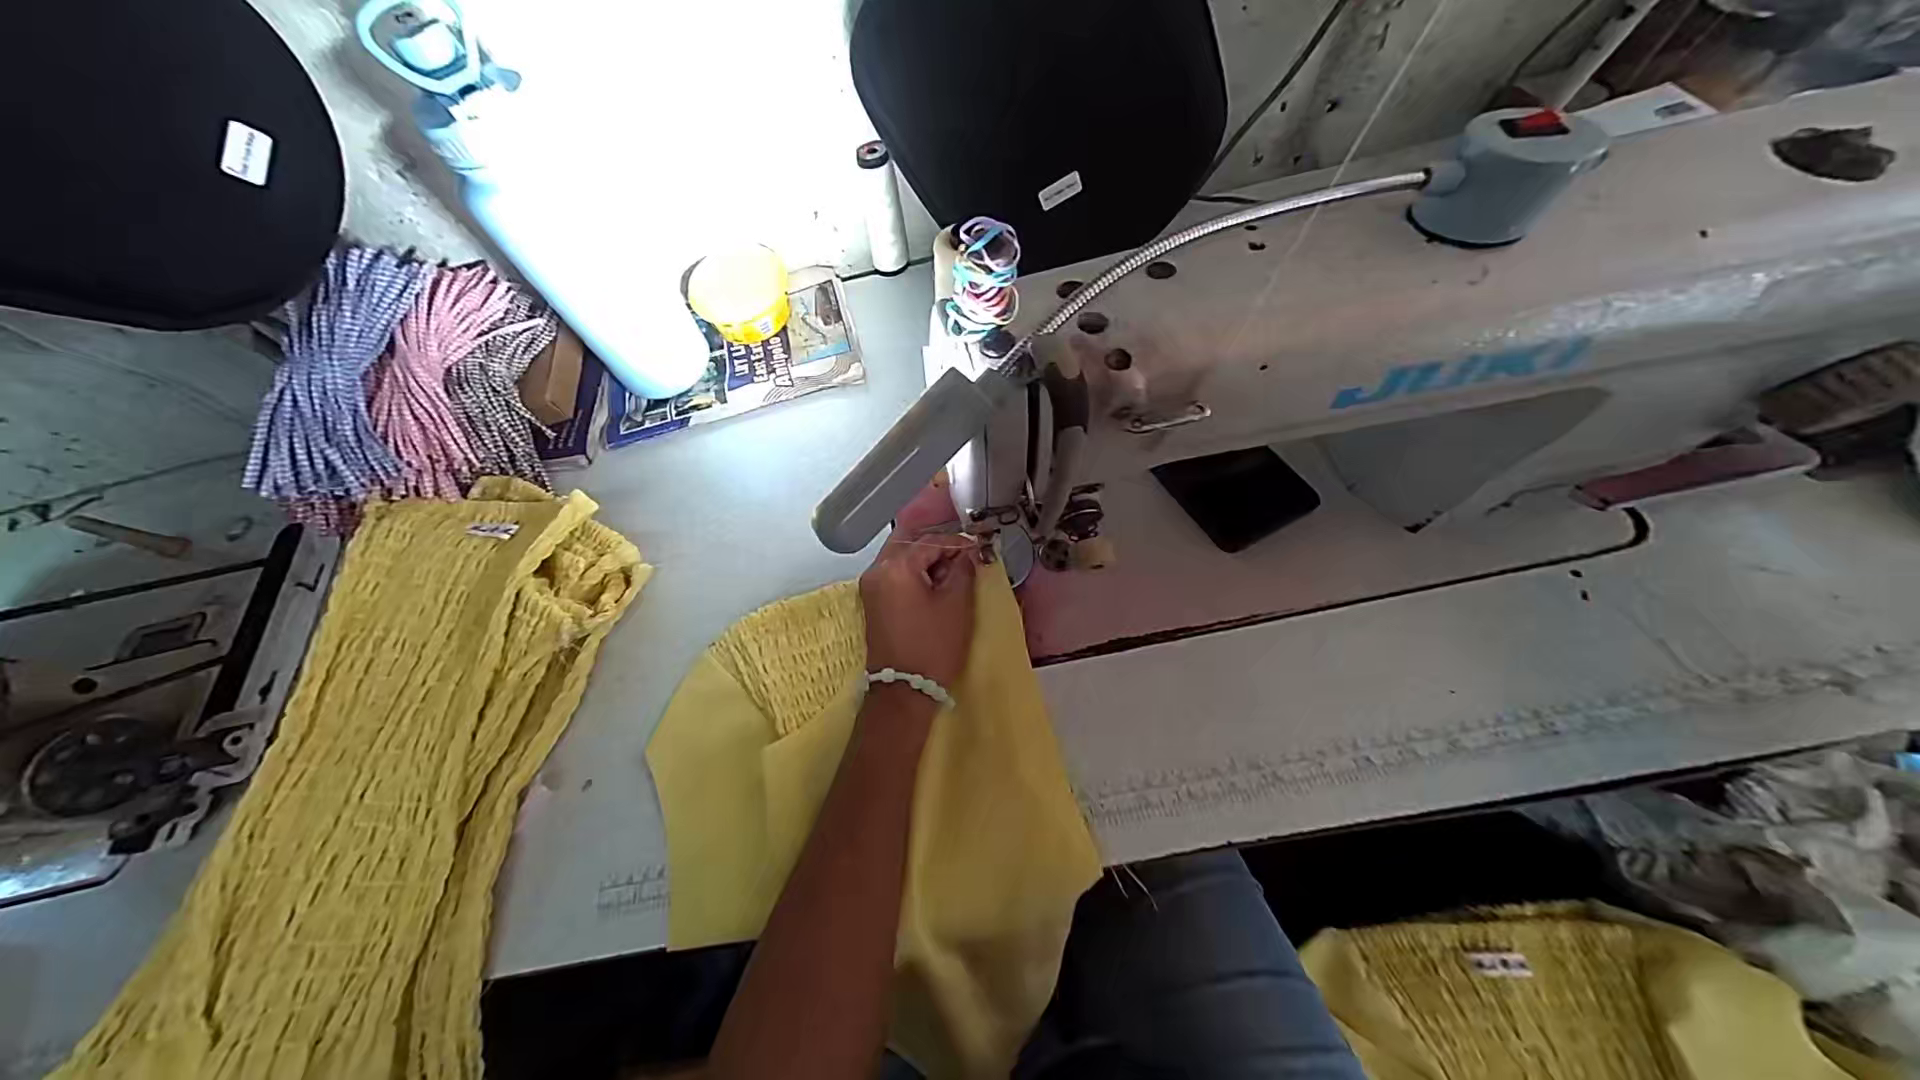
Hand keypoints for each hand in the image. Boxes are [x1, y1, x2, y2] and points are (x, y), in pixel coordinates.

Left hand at [859, 531, 979, 689]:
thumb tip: (968, 553)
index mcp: (896, 567)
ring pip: (900, 557)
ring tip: (952, 572)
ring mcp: (870, 586)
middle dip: (938, 547)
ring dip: (926, 559)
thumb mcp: (956, 604)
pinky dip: (914, 573)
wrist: (904, 691)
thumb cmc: (933, 646)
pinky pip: (895, 574)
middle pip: (910, 543)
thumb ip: (963, 570)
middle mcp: (877, 570)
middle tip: (964, 558)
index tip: (978, 549)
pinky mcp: (872, 601)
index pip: (930, 540)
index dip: (957, 543)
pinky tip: (934, 584)